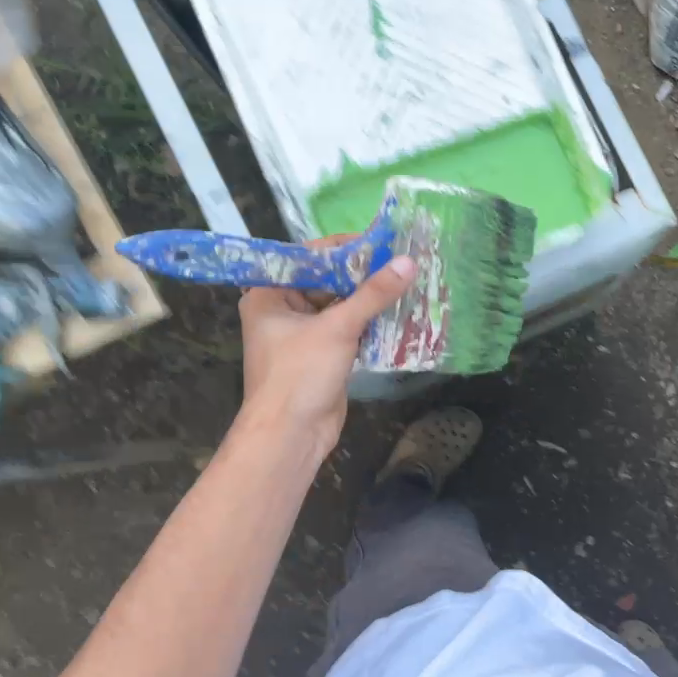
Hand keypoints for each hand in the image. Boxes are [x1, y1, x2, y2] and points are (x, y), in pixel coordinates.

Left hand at [236, 242, 415, 451]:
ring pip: (341, 305)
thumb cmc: (300, 374)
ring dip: (370, 298)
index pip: (309, 257)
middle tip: (400, 261)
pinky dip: (370, 321)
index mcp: (270, 294)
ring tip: (406, 282)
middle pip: (327, 280)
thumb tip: (408, 262)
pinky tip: (399, 313)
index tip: (382, 241)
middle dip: (363, 273)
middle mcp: (283, 309)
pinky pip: (349, 328)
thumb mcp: (338, 328)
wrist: (291, 435)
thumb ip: (373, 294)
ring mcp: (303, 333)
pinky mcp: (322, 354)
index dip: (345, 248)